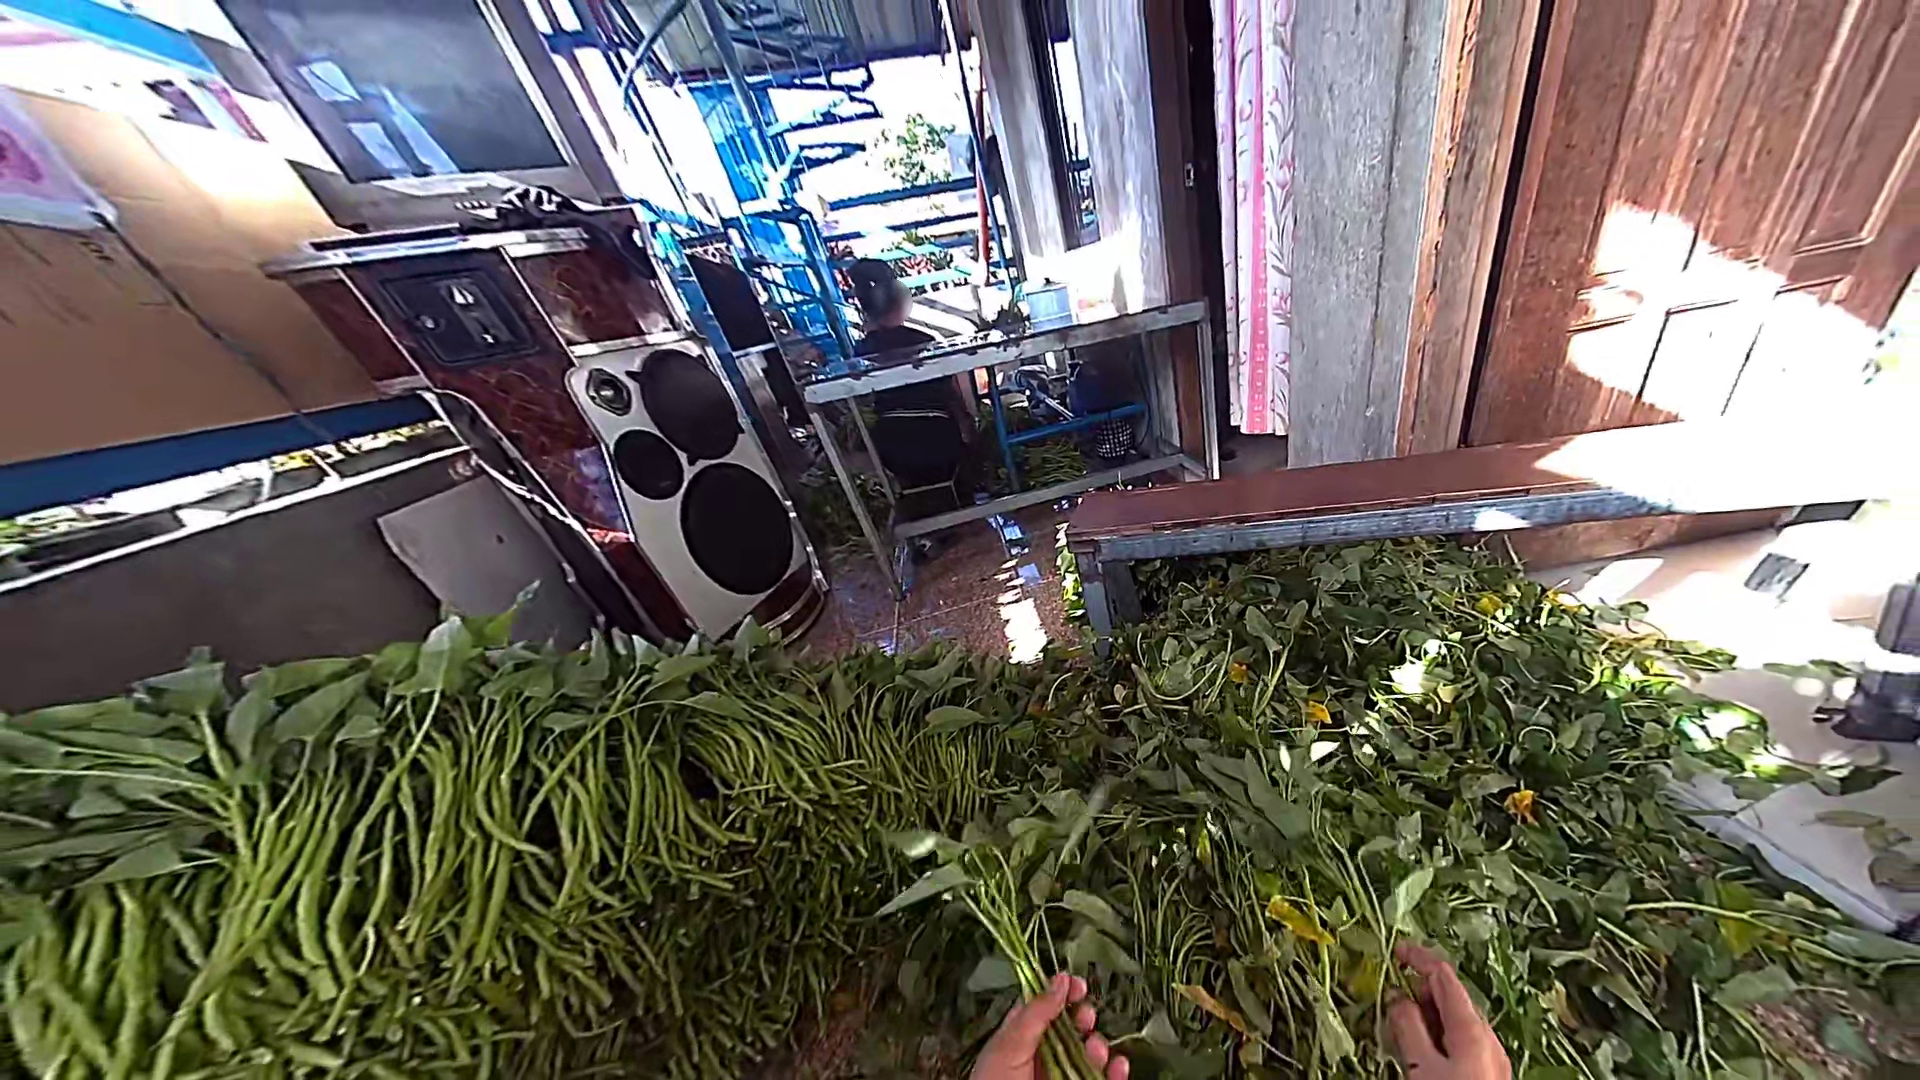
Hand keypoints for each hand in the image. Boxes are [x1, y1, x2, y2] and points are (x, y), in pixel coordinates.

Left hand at [972, 972, 1129, 1079]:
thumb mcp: (1008, 1044)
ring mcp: (1062, 1075)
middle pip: (1072, 1028)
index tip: (1076, 983)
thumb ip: (1035, 1013)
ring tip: (1096, 1047)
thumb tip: (1060, 981)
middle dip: (1084, 1018)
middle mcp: (1044, 1054)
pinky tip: (1118, 1066)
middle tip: (1087, 1015)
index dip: (1063, 991)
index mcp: (1023, 1034)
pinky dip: (1115, 1074)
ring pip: (1089, 1056)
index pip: (1046, 1004)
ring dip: (1099, 1046)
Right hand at [1386, 943, 1510, 1079]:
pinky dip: (1437, 1033)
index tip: (1391, 950)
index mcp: (1471, 1027)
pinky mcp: (1488, 1073)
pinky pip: (1459, 1038)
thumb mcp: (1420, 1064)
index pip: (1442, 973)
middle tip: (1392, 1002)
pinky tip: (1422, 1052)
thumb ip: (1406, 1022)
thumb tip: (1396, 995)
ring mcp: (1491, 1057)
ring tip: (1403, 1031)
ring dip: (1426, 1014)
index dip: (1416, 956)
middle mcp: (1486, 1037)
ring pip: (1452, 1017)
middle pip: (1448, 995)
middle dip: (1417, 991)